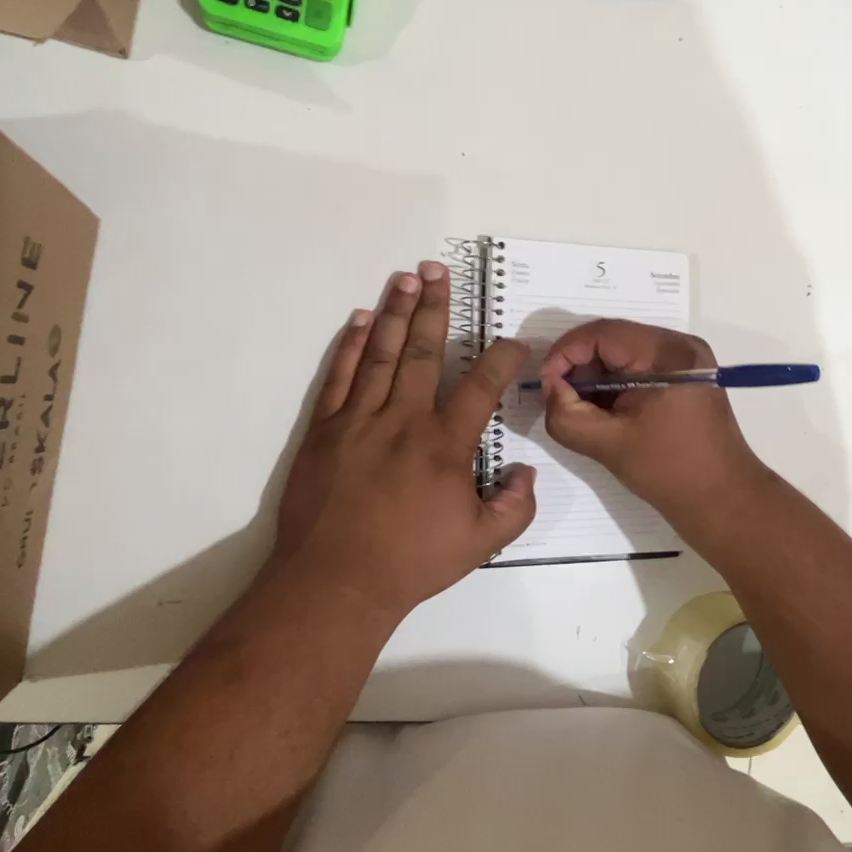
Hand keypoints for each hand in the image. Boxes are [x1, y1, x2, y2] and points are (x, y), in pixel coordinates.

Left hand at [269, 263, 536, 617]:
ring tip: (403, 278)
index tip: (514, 341)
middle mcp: (402, 420)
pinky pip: (339, 377)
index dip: (502, 359)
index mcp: (444, 444)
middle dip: (433, 307)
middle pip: (421, 351)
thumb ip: (515, 507)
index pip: (480, 387)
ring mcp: (358, 420)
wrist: (334, 581)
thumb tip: (527, 473)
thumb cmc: (410, 562)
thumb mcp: (481, 545)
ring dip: (393, 313)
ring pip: (379, 353)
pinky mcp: (324, 430)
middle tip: (436, 270)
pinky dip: (349, 346)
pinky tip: (359, 320)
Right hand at [539, 320, 768, 519]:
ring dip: (594, 378)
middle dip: (578, 366)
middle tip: (557, 398)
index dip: (564, 353)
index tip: (545, 384)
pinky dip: (613, 386)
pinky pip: (637, 370)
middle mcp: (679, 347)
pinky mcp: (683, 379)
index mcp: (667, 354)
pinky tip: (599, 412)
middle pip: (612, 340)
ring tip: (576, 408)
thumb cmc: (670, 472)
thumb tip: (550, 390)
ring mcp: (684, 362)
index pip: (602, 333)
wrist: (724, 501)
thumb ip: (567, 415)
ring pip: (622, 355)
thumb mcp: (608, 445)